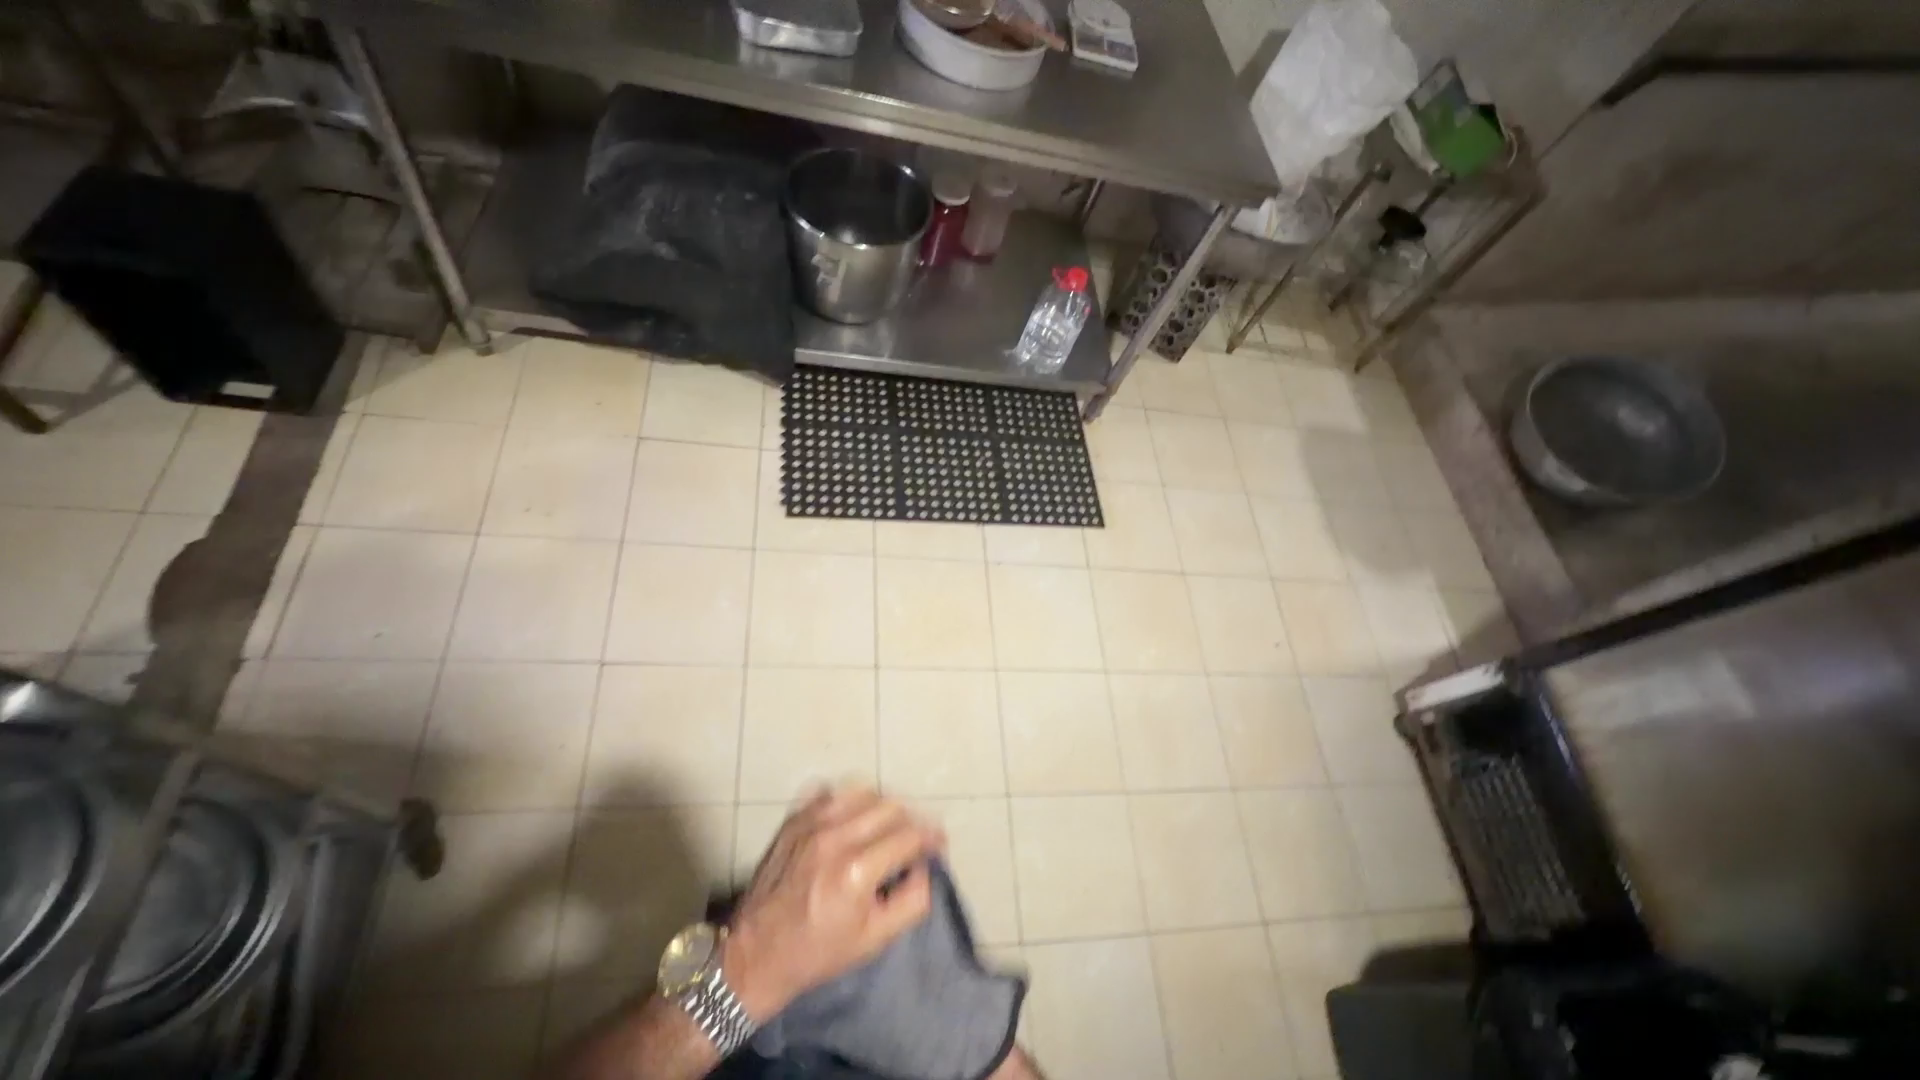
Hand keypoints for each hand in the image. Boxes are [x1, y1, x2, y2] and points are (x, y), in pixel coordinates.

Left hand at [720, 787, 944, 1021]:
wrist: (757, 952)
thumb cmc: (819, 951)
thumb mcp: (876, 939)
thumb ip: (913, 899)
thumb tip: (924, 866)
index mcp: (857, 871)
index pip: (910, 835)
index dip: (932, 837)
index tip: (939, 845)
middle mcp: (835, 837)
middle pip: (891, 806)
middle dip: (911, 820)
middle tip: (915, 838)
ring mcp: (810, 823)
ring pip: (863, 791)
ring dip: (882, 806)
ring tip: (886, 826)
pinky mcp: (793, 820)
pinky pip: (830, 792)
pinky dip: (848, 800)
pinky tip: (852, 819)